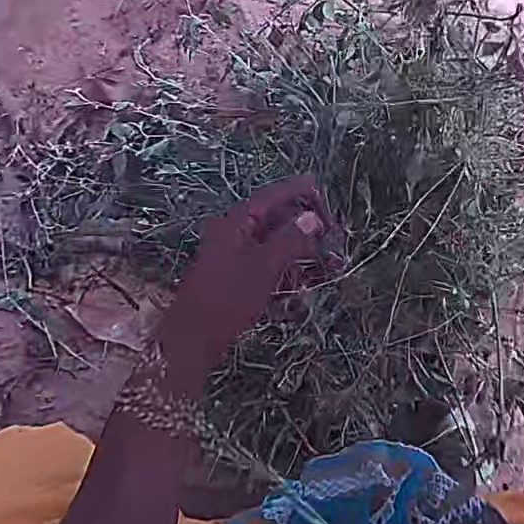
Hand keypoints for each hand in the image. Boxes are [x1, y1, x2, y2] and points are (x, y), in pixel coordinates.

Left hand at [157, 177, 331, 389]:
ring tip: (323, 262)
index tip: (317, 186)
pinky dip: (283, 268)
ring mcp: (232, 255)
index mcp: (234, 223)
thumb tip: (310, 219)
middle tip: (328, 233)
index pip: (269, 197)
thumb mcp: (263, 266)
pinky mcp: (234, 276)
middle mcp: (232, 233)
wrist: (194, 338)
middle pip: (272, 219)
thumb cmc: (226, 298)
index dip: (295, 191)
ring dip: (296, 251)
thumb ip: (288, 240)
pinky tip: (300, 281)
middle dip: (301, 226)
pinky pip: (264, 263)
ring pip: (271, 243)